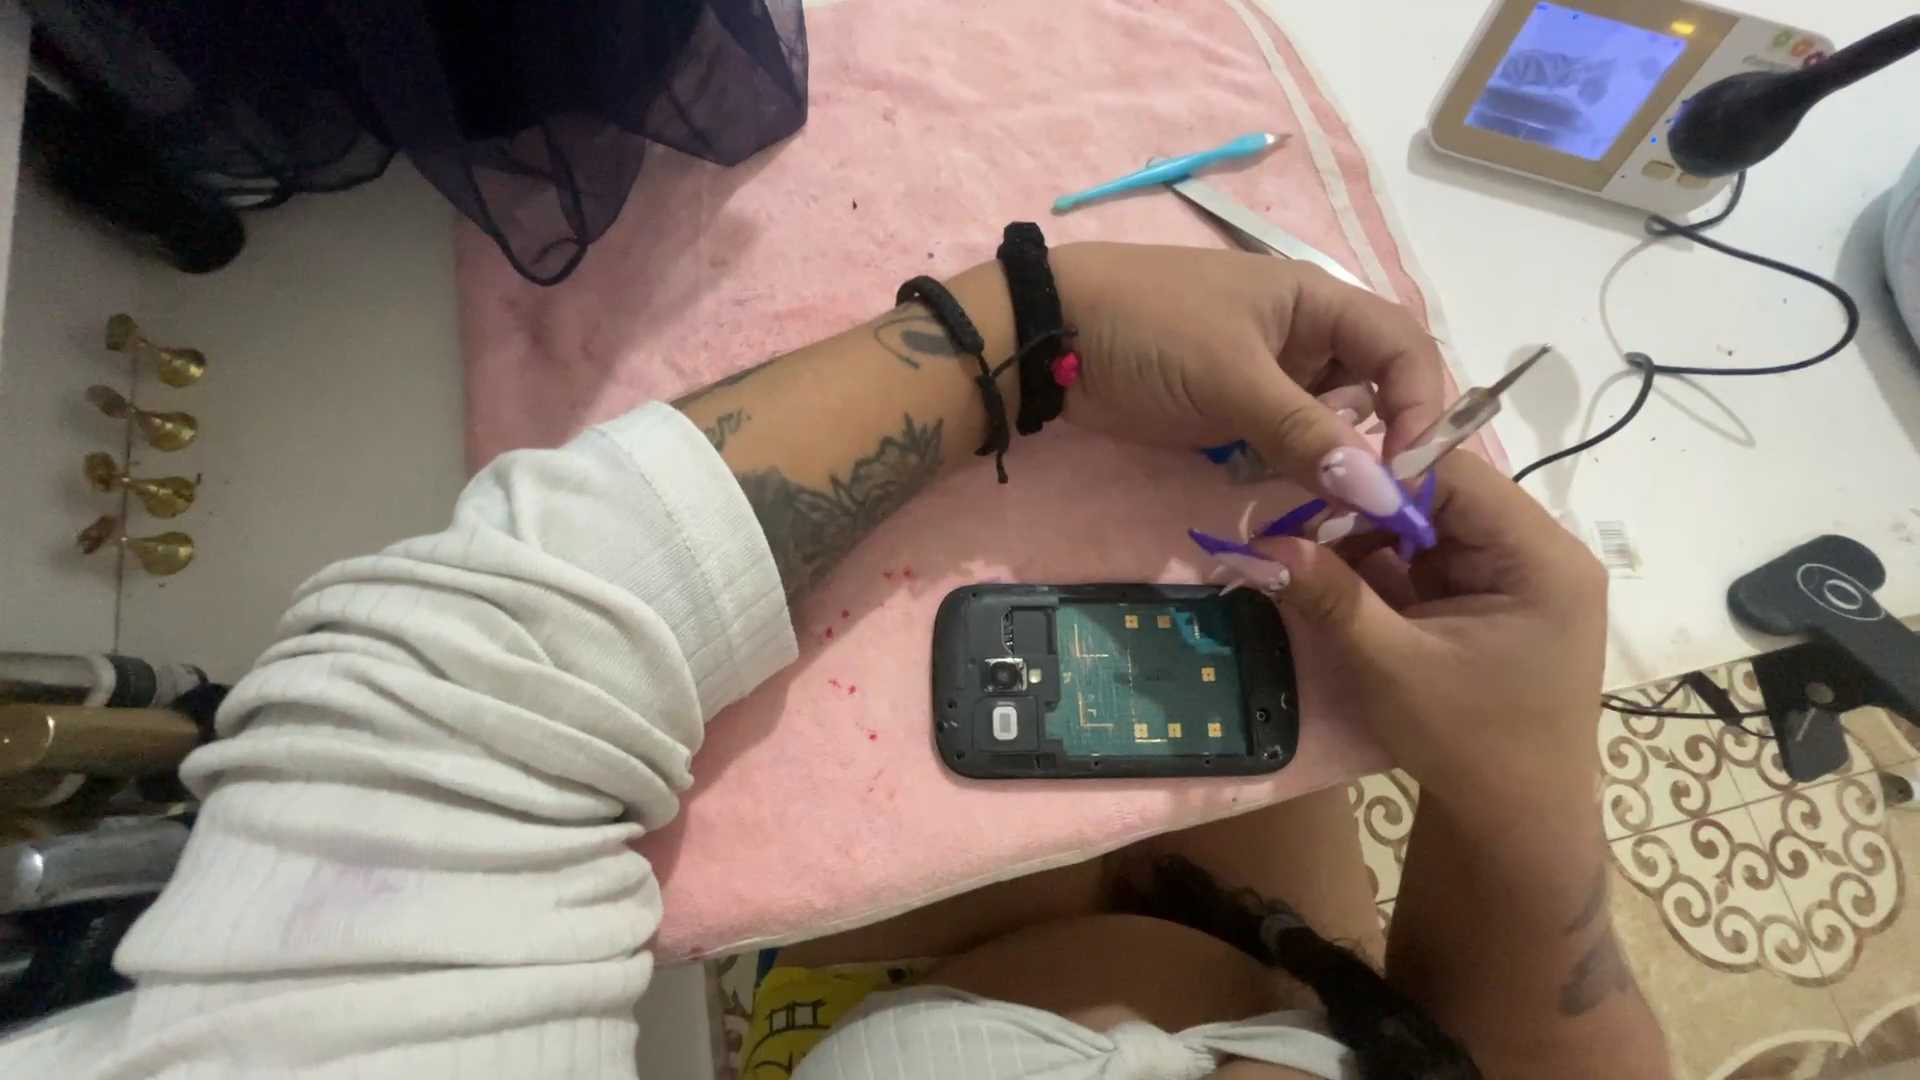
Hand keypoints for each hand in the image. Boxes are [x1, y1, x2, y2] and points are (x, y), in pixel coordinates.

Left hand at [1051, 242, 1445, 486]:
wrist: (1053, 338)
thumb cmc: (1150, 330)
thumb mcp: (1231, 375)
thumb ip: (1305, 432)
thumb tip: (1383, 492)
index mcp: (1317, 302)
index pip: (1402, 348)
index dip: (1420, 403)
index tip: (1411, 468)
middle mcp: (1301, 338)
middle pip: (1368, 392)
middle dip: (1372, 442)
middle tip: (1363, 502)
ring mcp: (1261, 377)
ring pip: (1321, 425)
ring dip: (1324, 461)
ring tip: (1317, 498)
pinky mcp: (1226, 411)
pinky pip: (1276, 442)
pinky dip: (1282, 466)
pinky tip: (1275, 488)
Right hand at [1239, 453, 1608, 818]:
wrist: (1513, 818)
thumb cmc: (1469, 742)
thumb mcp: (1390, 664)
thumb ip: (1329, 597)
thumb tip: (1259, 545)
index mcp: (1538, 559)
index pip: (1452, 475)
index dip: (1377, 474)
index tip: (1305, 491)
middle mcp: (1532, 553)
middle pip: (1435, 497)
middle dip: (1359, 511)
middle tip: (1292, 530)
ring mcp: (1506, 575)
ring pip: (1420, 526)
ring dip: (1359, 538)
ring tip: (1302, 555)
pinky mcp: (1479, 597)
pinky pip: (1418, 559)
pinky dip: (1371, 564)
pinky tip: (1330, 577)